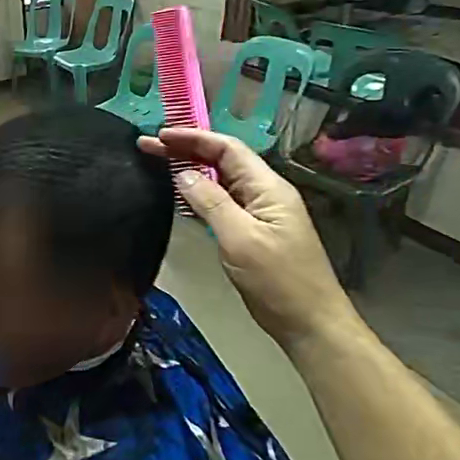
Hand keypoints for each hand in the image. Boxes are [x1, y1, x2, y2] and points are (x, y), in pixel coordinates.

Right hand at [139, 129, 358, 349]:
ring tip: (158, 163)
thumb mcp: (240, 239)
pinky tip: (181, 195)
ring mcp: (261, 212)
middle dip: (186, 150)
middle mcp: (265, 192)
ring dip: (191, 169)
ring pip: (222, 180)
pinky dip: (200, 193)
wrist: (311, 324)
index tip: (159, 135)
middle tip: (148, 147)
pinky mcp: (255, 231)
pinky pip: (224, 201)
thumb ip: (211, 202)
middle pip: (222, 160)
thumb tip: (183, 174)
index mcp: (267, 186)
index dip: (192, 137)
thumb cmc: (278, 281)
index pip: (227, 148)